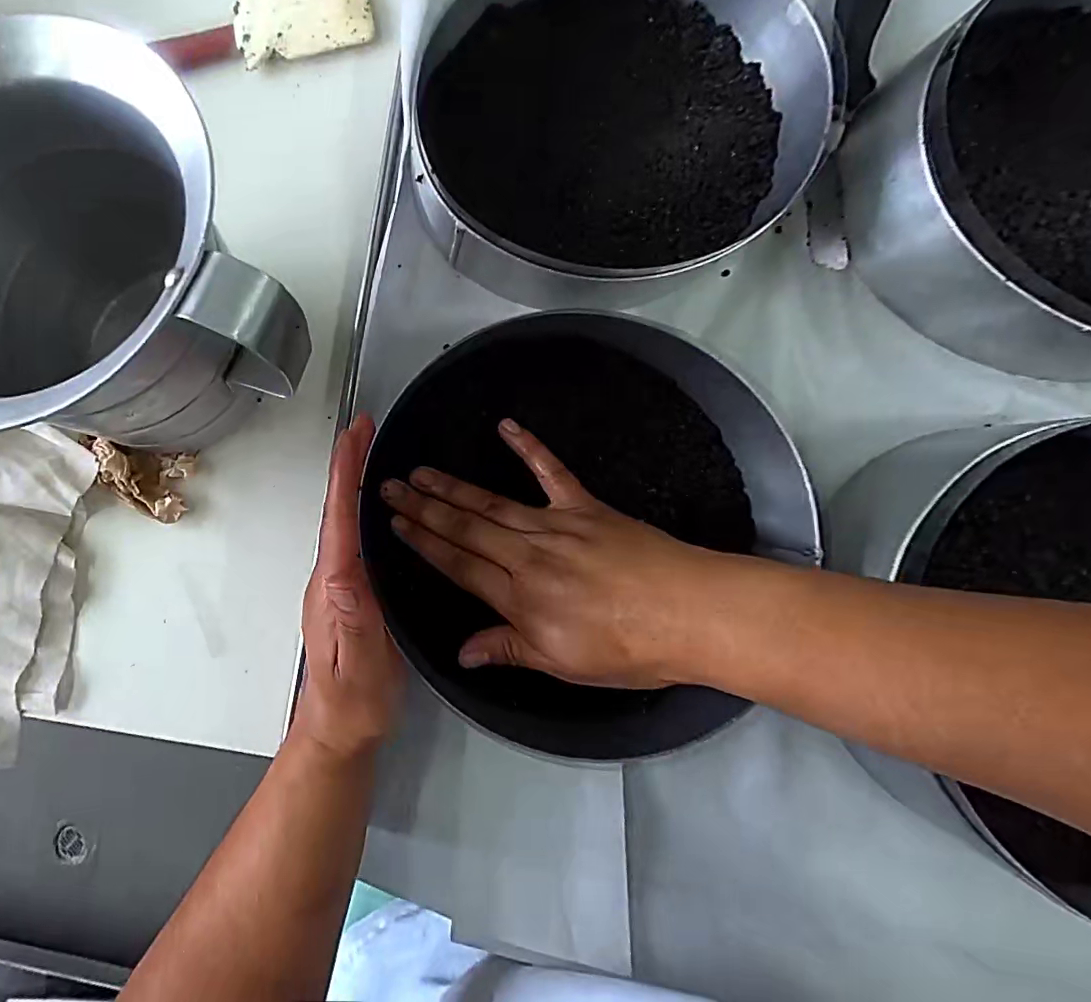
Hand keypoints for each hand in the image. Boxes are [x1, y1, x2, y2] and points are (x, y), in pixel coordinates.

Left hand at [292, 414, 404, 758]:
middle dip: (347, 465)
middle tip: (363, 428)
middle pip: (337, 509)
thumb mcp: (360, 663)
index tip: (356, 435)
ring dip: (352, 483)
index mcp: (335, 585)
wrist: (341, 724)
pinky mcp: (349, 593)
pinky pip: (352, 539)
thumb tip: (343, 573)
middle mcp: (332, 577)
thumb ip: (353, 620)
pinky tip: (374, 507)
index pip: (339, 518)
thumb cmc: (352, 698)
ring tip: (367, 452)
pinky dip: (360, 511)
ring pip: (343, 521)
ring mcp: (338, 584)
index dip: (346, 473)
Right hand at [378, 418, 755, 689]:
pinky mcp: (587, 508)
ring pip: (491, 503)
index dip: (423, 542)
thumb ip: (508, 650)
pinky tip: (507, 427)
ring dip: (451, 487)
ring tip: (420, 472)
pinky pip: (552, 473)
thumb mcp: (564, 664)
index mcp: (520, 597)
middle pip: (464, 528)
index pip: (458, 564)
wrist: (702, 616)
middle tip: (388, 488)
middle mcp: (528, 557)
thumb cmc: (633, 648)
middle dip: (422, 507)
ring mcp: (557, 527)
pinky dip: (529, 448)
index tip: (395, 523)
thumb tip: (462, 653)